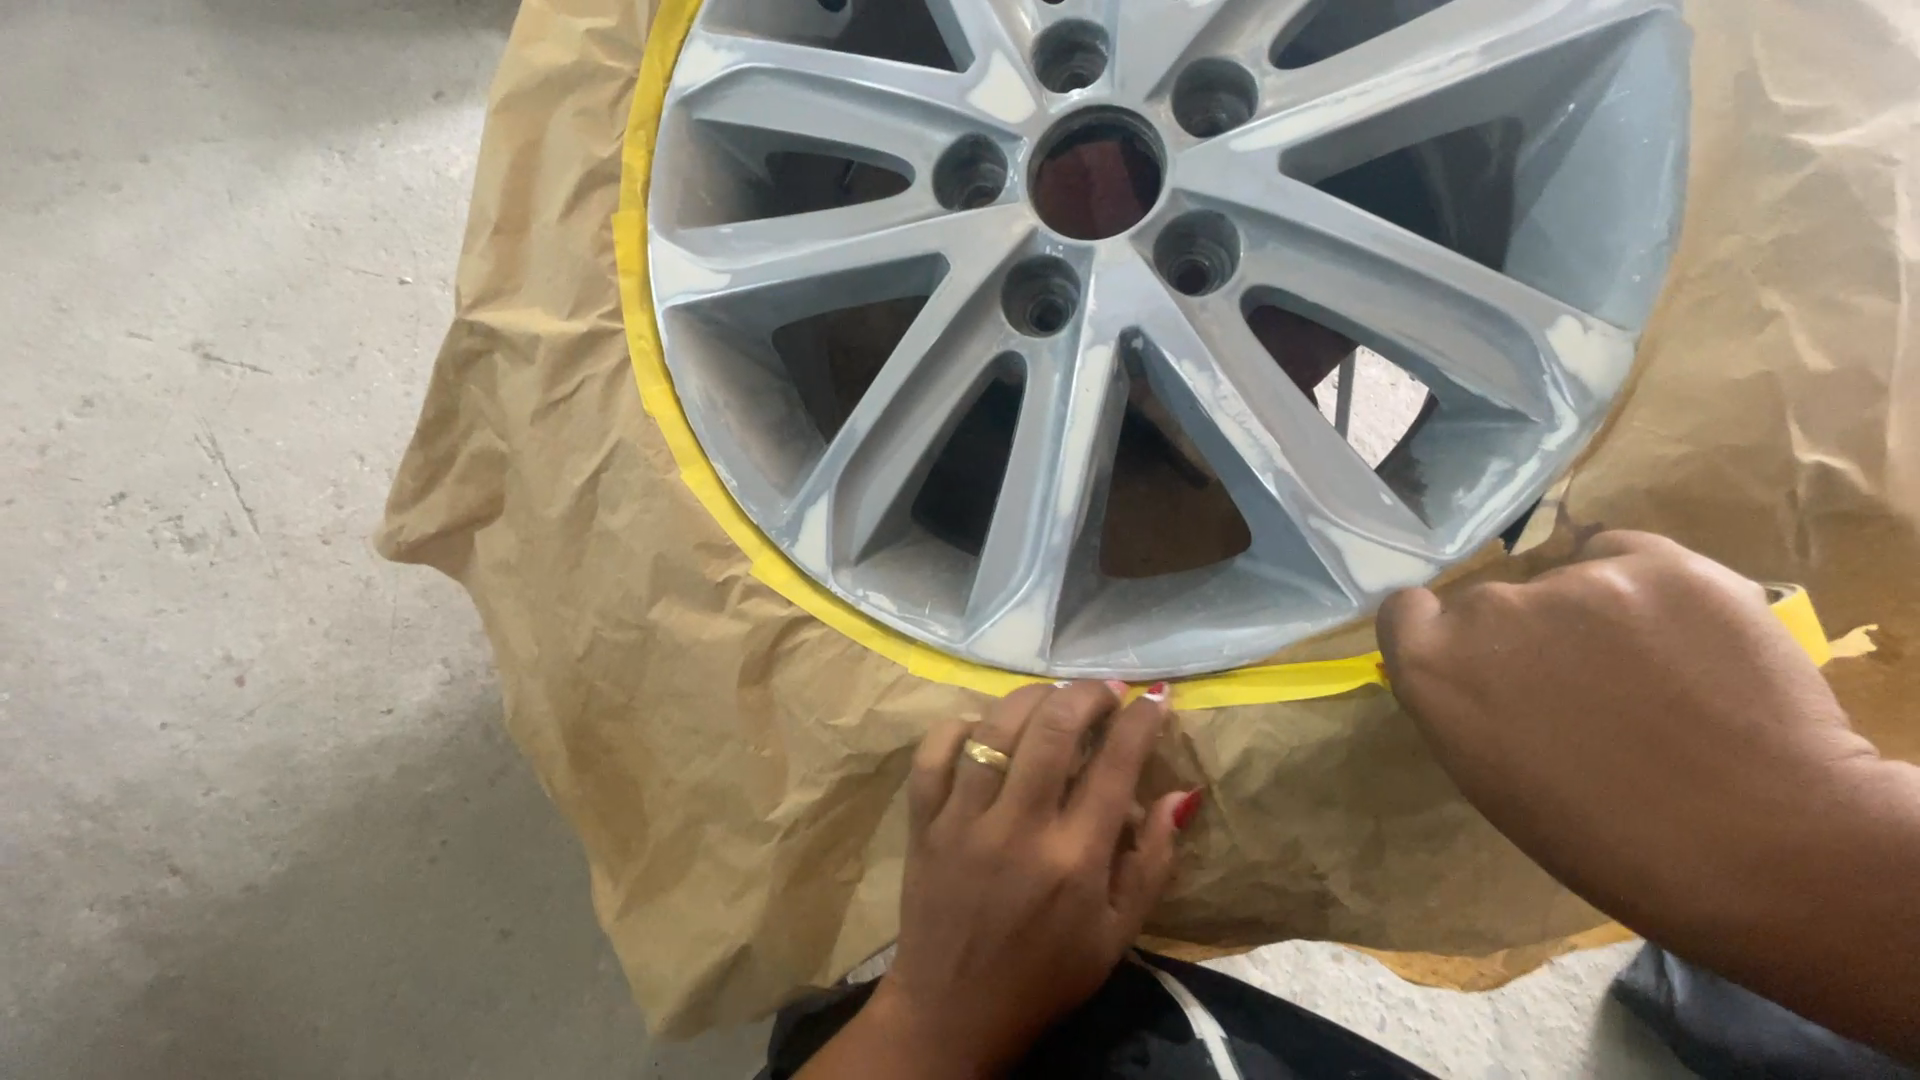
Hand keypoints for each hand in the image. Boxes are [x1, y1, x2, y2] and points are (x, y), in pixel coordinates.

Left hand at [868, 682, 1194, 1075]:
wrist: (954, 1012)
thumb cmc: (1047, 975)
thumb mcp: (1118, 934)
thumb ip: (1153, 862)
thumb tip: (1180, 794)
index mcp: (1075, 860)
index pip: (1114, 765)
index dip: (1140, 720)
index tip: (1153, 695)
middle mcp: (1018, 829)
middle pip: (1051, 729)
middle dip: (1085, 693)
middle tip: (1105, 688)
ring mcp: (963, 822)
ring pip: (993, 731)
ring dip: (1029, 698)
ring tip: (1053, 695)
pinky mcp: (924, 824)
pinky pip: (933, 755)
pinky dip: (958, 727)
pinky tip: (982, 724)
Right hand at [1379, 530, 1919, 1056]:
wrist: (1761, 846)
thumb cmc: (1601, 835)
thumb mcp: (1484, 769)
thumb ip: (1461, 696)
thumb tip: (1477, 667)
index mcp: (1433, 664)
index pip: (1407, 610)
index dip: (1440, 631)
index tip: (1477, 659)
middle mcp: (1488, 607)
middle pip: (1487, 598)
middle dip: (1519, 630)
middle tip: (1576, 680)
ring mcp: (1575, 581)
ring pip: (1562, 577)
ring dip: (1585, 611)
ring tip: (1647, 667)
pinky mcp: (1663, 565)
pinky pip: (1627, 554)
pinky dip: (1642, 584)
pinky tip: (1678, 634)